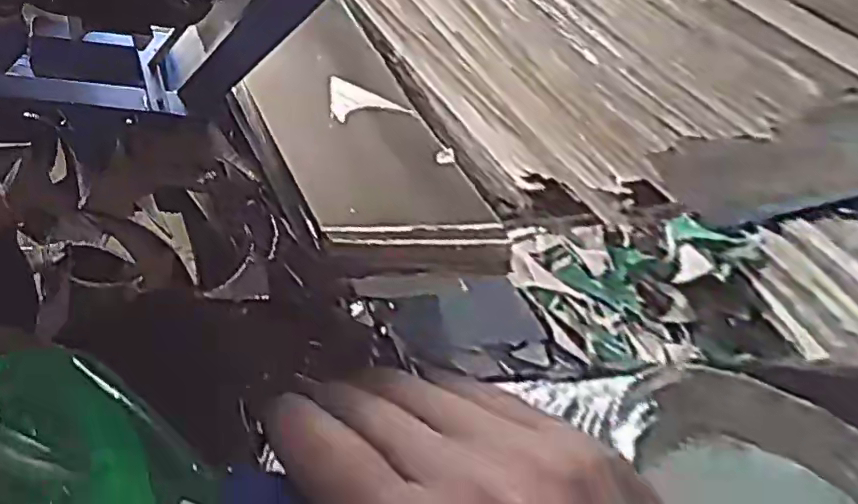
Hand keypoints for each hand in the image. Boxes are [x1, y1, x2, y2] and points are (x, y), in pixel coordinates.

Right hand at [265, 370, 659, 503]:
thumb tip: (282, 464)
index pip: (303, 424)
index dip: (286, 423)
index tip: (288, 431)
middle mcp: (468, 481)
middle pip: (349, 394)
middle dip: (331, 409)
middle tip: (336, 435)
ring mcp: (530, 456)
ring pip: (400, 377)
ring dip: (383, 400)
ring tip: (392, 430)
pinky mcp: (577, 443)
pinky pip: (465, 383)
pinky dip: (441, 401)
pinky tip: (446, 430)